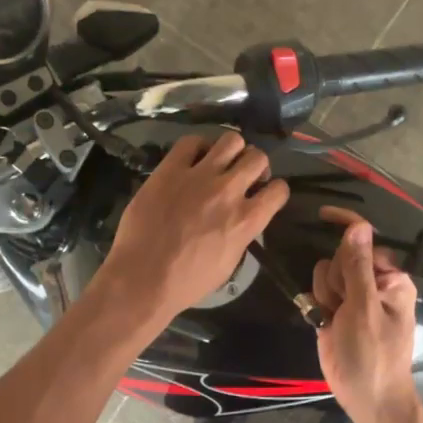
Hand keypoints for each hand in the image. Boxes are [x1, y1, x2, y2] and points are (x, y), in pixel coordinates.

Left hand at [101, 131, 289, 322]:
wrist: (143, 276)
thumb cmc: (187, 282)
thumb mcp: (228, 264)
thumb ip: (241, 235)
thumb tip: (241, 220)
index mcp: (246, 220)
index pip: (279, 190)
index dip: (274, 191)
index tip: (264, 195)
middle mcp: (229, 191)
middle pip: (258, 157)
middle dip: (255, 166)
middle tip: (242, 176)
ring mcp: (199, 176)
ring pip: (231, 140)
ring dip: (231, 150)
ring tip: (220, 163)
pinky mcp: (170, 169)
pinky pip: (191, 141)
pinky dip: (197, 147)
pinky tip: (193, 160)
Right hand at [312, 212, 422, 422]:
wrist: (367, 397)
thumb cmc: (374, 355)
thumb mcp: (365, 309)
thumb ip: (358, 267)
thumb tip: (358, 226)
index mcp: (390, 279)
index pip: (366, 241)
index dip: (345, 227)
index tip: (323, 213)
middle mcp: (371, 284)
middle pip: (340, 256)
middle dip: (335, 276)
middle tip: (343, 305)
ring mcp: (352, 299)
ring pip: (324, 274)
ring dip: (324, 294)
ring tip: (335, 319)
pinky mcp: (334, 313)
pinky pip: (316, 294)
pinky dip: (315, 306)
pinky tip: (323, 322)